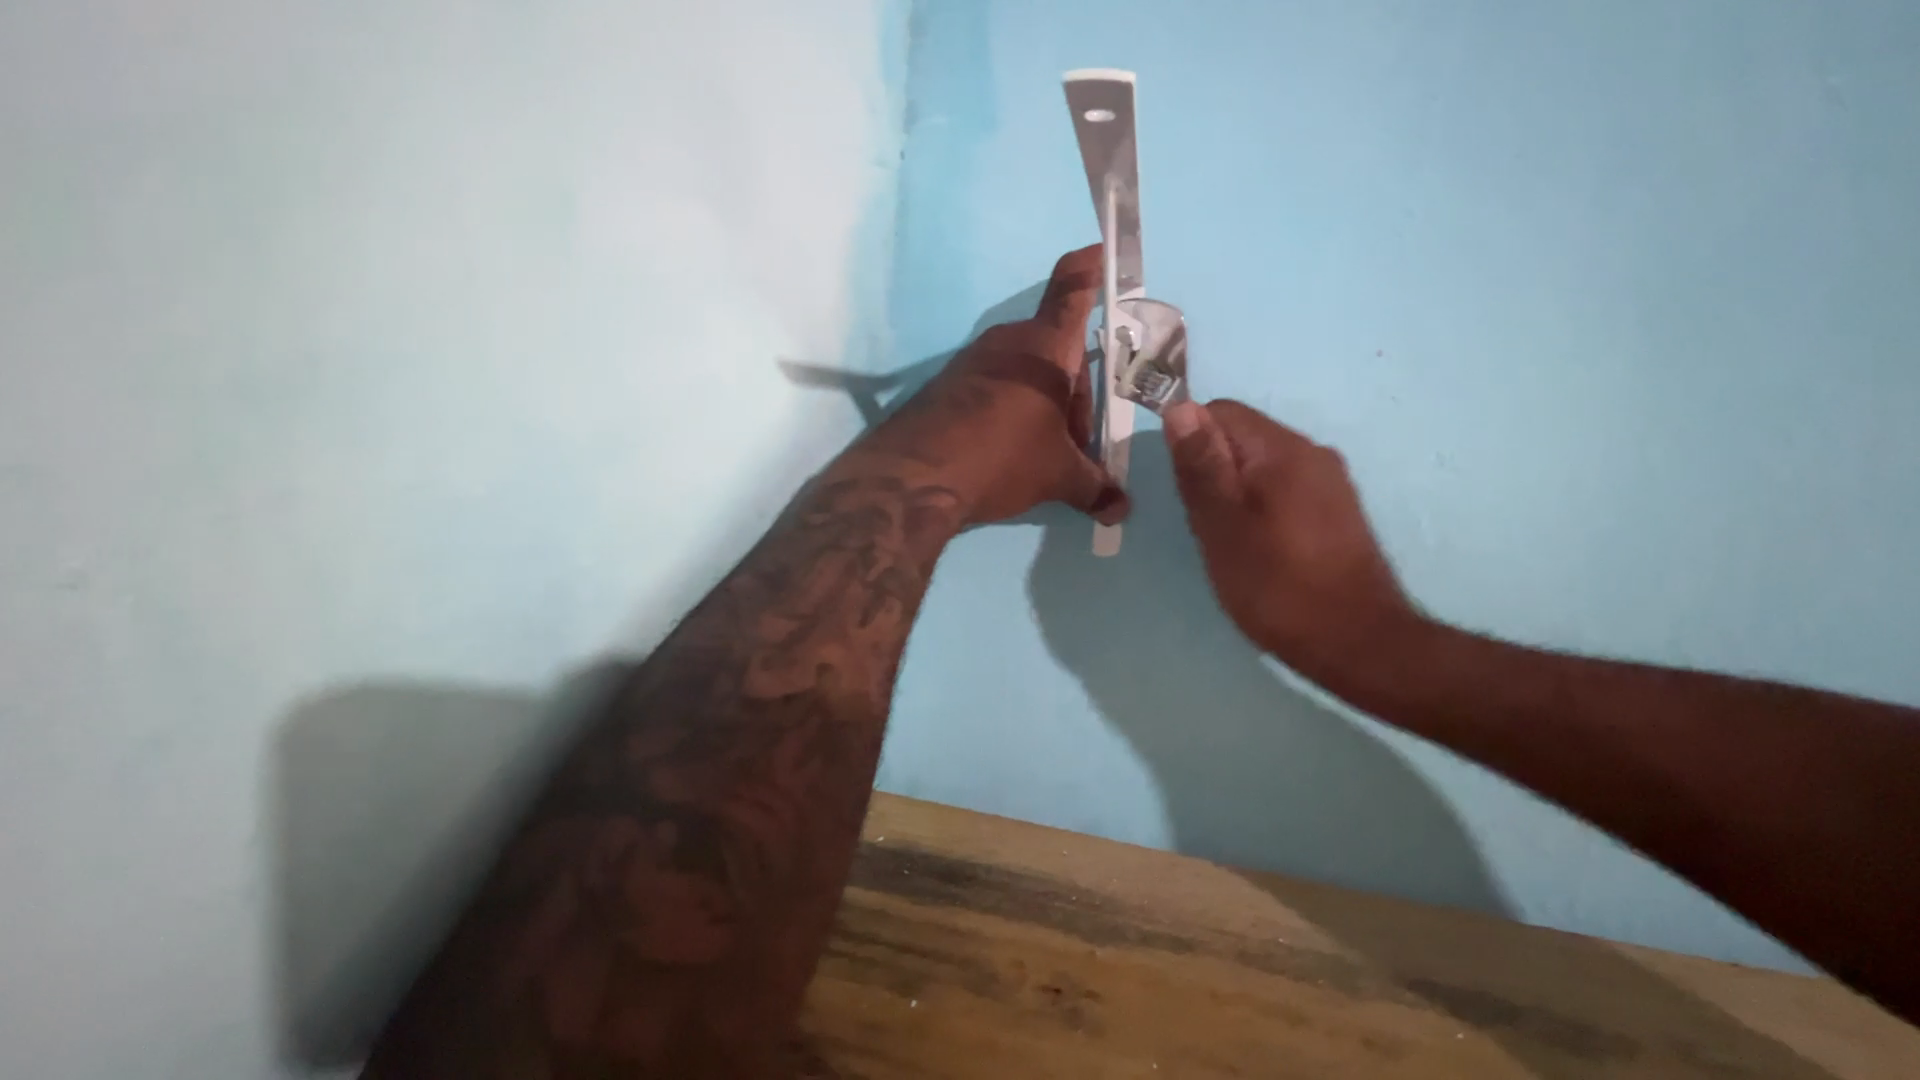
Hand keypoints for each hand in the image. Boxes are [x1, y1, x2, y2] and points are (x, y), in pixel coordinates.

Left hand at [855, 245, 1129, 525]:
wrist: (913, 478)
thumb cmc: (1001, 458)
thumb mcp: (1057, 475)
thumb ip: (1095, 487)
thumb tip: (1121, 508)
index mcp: (1045, 347)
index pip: (1073, 287)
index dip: (1092, 266)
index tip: (1102, 252)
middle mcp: (1008, 342)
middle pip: (1057, 352)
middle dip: (1077, 395)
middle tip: (1081, 446)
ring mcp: (972, 362)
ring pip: (1026, 375)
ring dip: (1045, 408)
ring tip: (1047, 458)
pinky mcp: (947, 386)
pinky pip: (996, 389)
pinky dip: (1013, 414)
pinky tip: (1010, 455)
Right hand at [1163, 399, 1423, 683]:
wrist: (1357, 643)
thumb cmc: (1277, 586)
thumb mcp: (1222, 525)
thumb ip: (1200, 465)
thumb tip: (1179, 406)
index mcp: (1282, 448)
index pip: (1219, 411)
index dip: (1189, 443)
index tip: (1183, 492)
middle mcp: (1312, 452)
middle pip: (1241, 438)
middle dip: (1211, 472)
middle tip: (1205, 525)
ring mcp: (1331, 482)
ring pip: (1261, 467)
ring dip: (1235, 494)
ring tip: (1230, 543)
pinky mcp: (1338, 511)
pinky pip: (1284, 490)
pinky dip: (1260, 509)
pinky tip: (1260, 550)